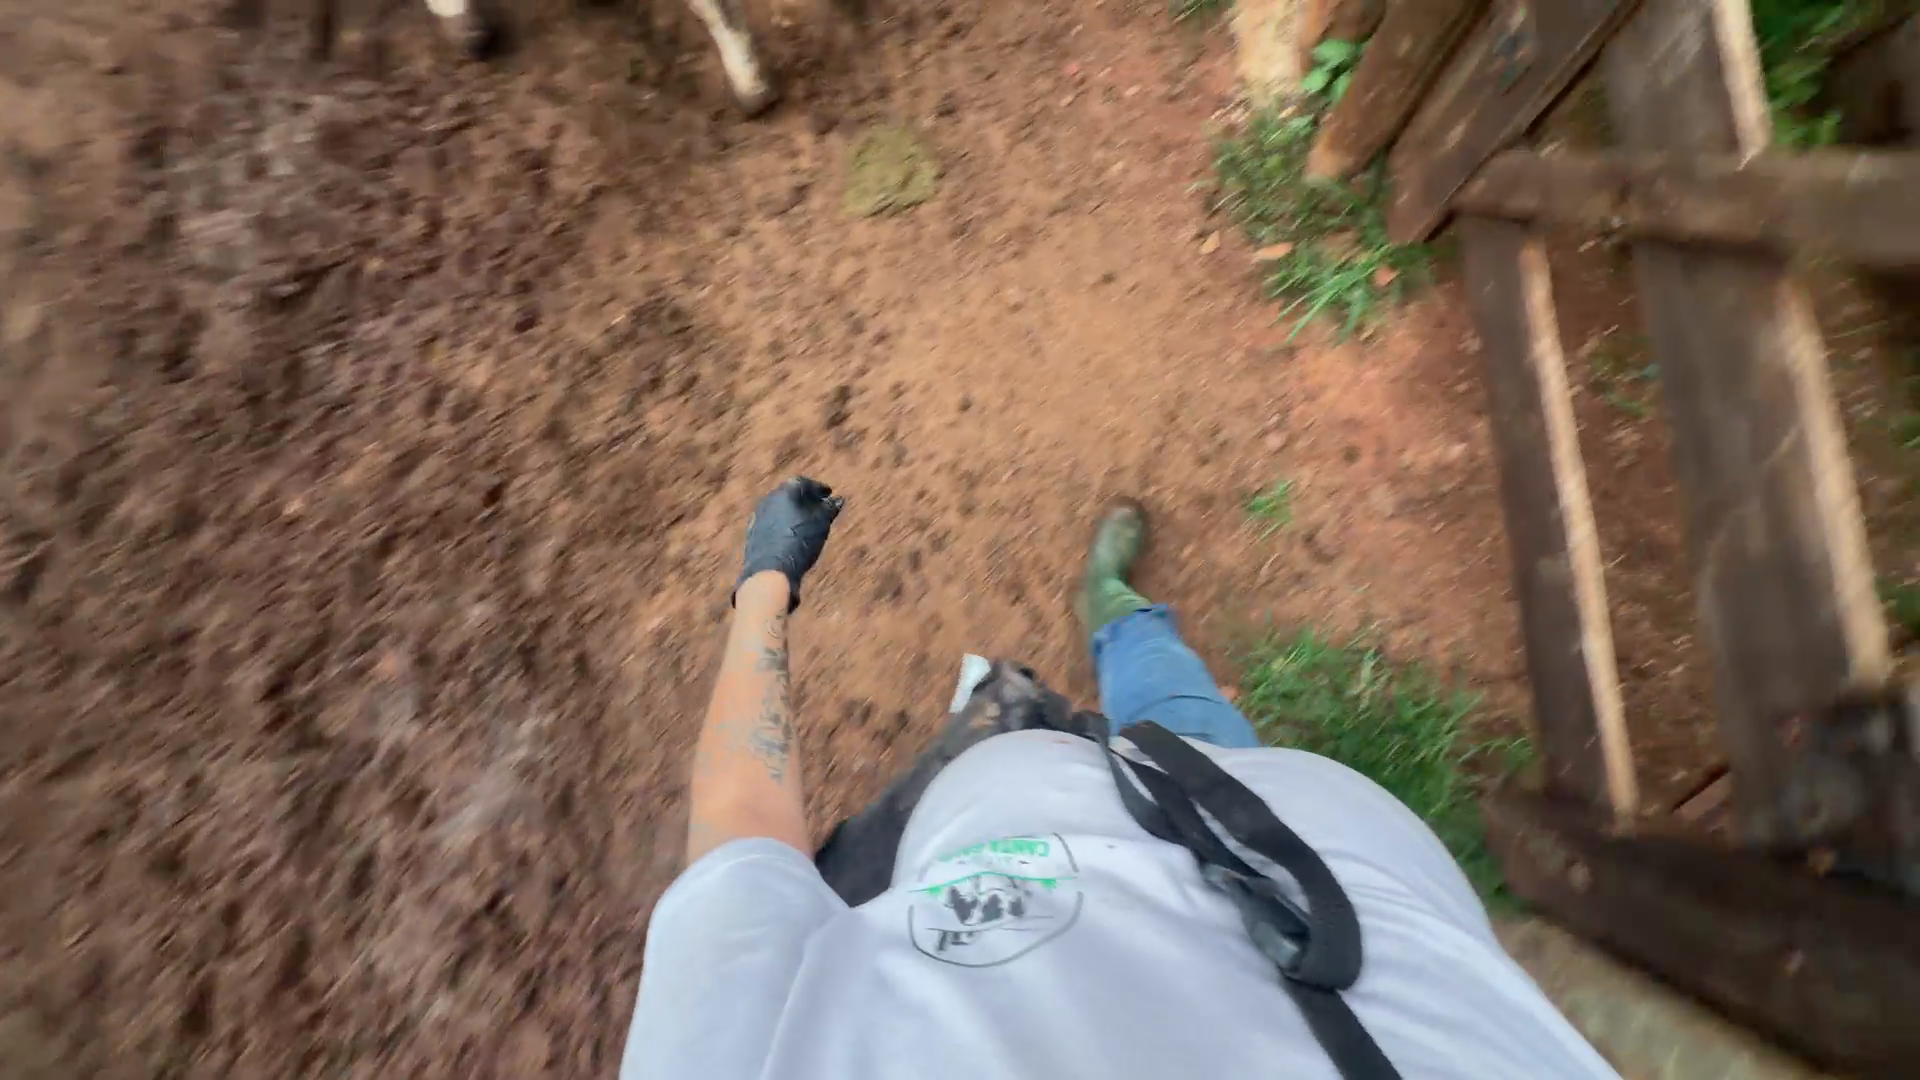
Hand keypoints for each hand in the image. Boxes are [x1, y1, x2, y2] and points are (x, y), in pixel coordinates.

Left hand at [736, 477, 844, 609]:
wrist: (771, 569)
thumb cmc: (800, 541)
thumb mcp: (821, 523)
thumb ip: (830, 509)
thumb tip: (838, 499)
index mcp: (786, 490)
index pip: (805, 483)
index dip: (820, 489)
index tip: (829, 495)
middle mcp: (769, 498)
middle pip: (791, 494)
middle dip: (806, 500)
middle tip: (819, 508)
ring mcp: (759, 515)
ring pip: (780, 508)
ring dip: (794, 513)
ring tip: (808, 524)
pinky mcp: (753, 531)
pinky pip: (773, 522)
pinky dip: (784, 524)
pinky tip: (792, 536)